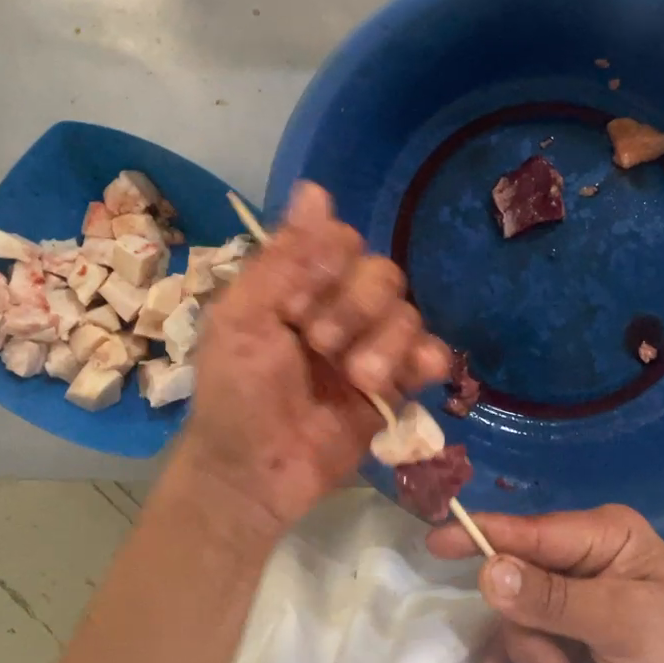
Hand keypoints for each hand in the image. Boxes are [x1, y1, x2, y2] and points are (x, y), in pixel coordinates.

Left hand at [174, 182, 452, 533]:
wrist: (254, 474)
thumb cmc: (234, 394)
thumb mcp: (241, 320)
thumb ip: (281, 258)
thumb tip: (315, 188)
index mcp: (298, 284)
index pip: (341, 242)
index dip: (329, 266)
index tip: (296, 303)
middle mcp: (339, 307)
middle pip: (381, 274)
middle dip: (355, 309)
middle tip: (319, 346)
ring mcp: (370, 346)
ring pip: (407, 314)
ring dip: (384, 344)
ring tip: (358, 380)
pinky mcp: (396, 386)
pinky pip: (429, 356)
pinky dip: (427, 360)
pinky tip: (416, 374)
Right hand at [427, 506, 663, 662]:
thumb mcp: (624, 626)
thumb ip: (553, 599)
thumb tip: (487, 569)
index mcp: (605, 537)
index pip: (532, 531)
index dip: (483, 535)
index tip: (434, 541)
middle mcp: (585, 562)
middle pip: (517, 582)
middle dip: (529, 633)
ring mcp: (576, 603)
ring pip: (518, 621)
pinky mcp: (571, 641)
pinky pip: (524, 647)